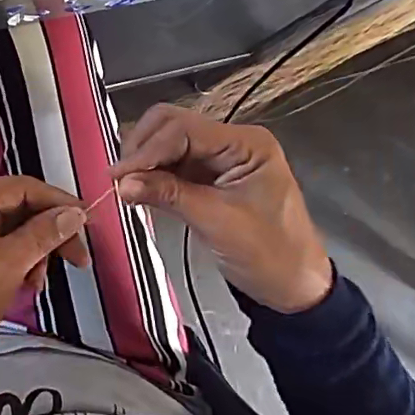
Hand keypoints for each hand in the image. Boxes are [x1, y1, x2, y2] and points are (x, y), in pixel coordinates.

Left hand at [0, 176, 89, 414]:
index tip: (87, 220)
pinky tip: (25, 283)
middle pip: (20, 206)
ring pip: (15, 228)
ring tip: (37, 280)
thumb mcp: (7, 266)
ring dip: (35, 252)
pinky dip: (20, 262)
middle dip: (48, 233)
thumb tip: (71, 214)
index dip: (58, 203)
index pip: (22, 186)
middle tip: (75, 256)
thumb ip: (43, 234)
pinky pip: (2, 245)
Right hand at [112, 104, 333, 313]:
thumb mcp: (218, 223)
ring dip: (142, 160)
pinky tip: (138, 188)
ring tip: (126, 185)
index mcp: (246, 144)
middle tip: (121, 178)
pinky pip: (167, 161)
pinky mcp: (203, 172)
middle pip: (169, 125)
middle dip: (142, 149)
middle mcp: (230, 141)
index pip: (182, 129)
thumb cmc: (271, 256)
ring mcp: (216, 156)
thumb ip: (168, 195)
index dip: (147, 149)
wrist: (295, 289)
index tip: (119, 175)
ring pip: (163, 140)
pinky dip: (148, 172)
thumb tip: (123, 182)